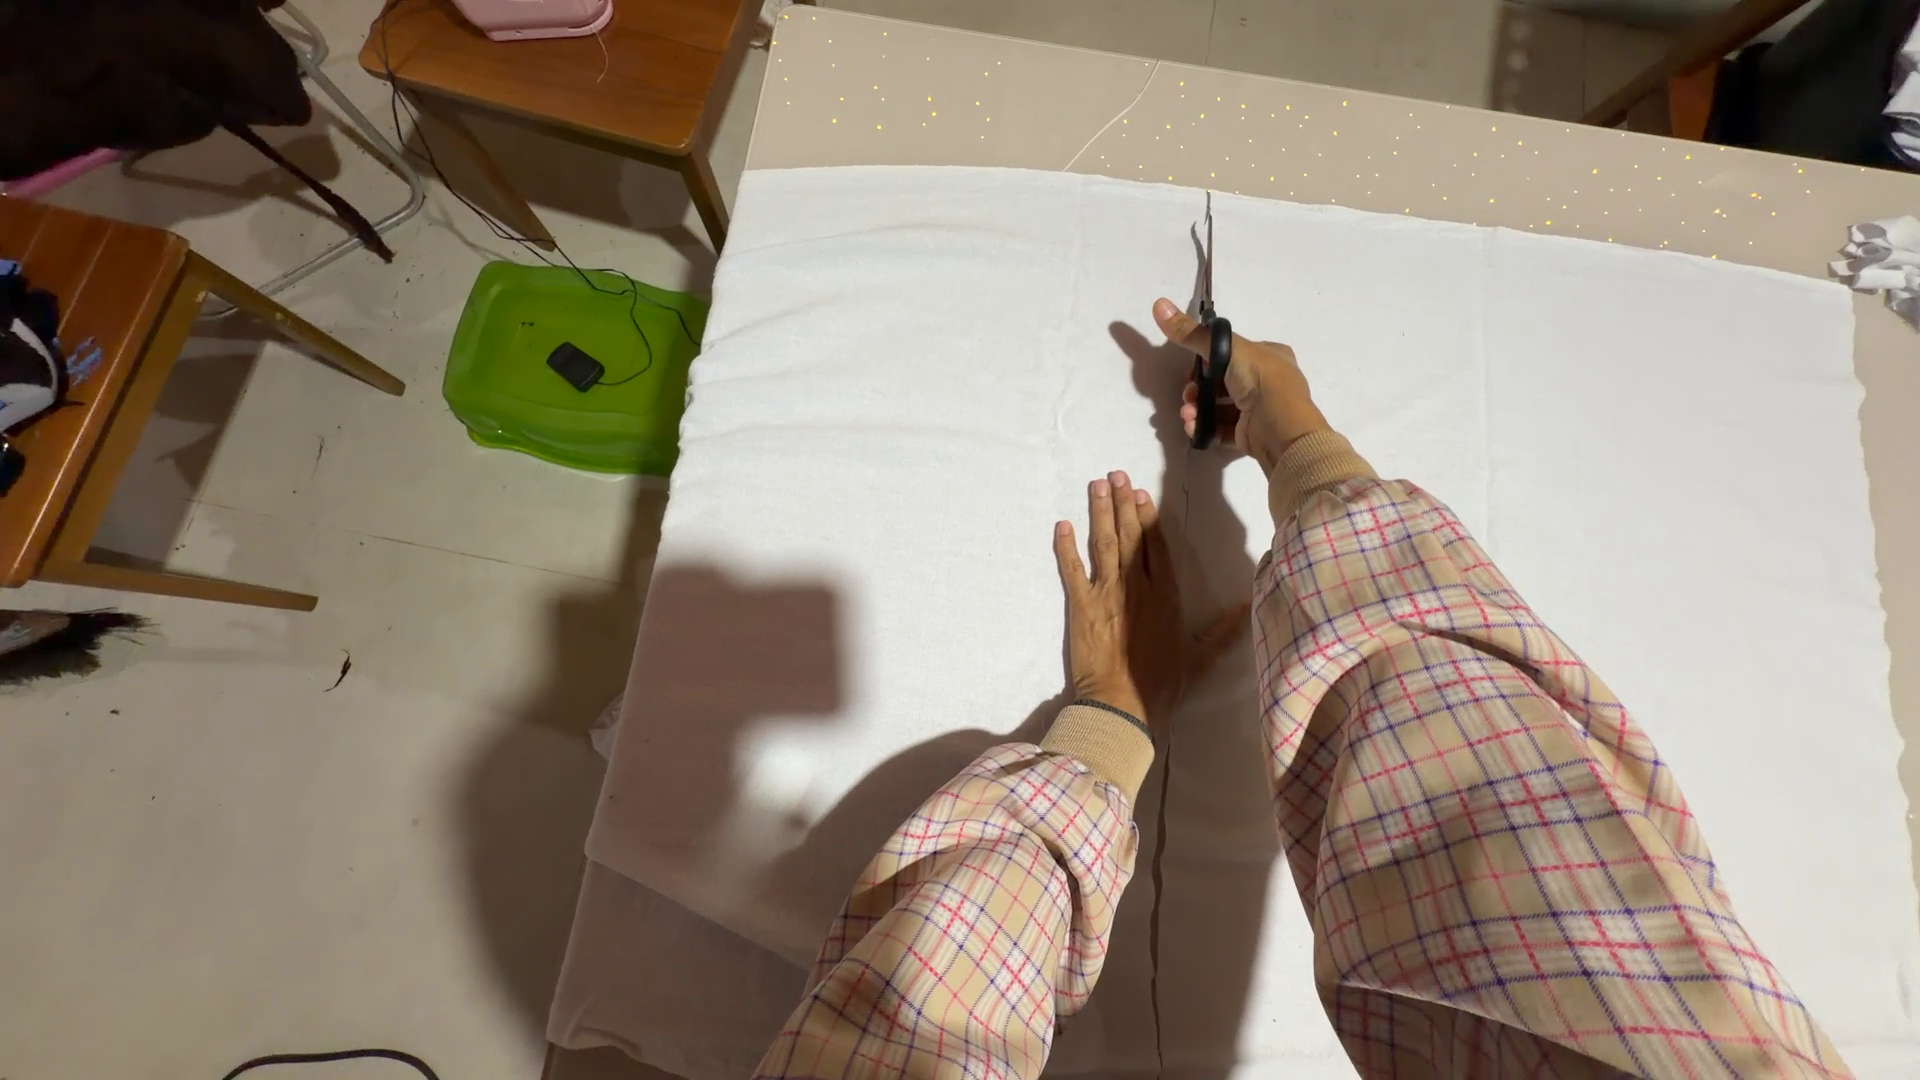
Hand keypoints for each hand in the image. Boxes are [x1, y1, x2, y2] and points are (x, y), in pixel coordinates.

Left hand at [1052, 469, 1248, 732]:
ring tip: (1096, 485)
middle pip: (1129, 536)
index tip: (1142, 493)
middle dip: (1122, 503)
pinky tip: (1061, 524)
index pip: (1156, 546)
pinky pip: (1071, 570)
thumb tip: (1250, 605)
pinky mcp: (1080, 606)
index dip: (1148, 517)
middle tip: (1116, 474)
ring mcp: (1107, 594)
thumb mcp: (1202, 657)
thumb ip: (1225, 629)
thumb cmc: (1163, 684)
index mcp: (1165, 595)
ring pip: (1103, 544)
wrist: (1124, 704)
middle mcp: (1136, 586)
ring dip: (1099, 512)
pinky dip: (1065, 547)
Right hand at [1152, 297, 1330, 476]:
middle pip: (1220, 383)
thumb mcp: (1226, 349)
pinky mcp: (1249, 433)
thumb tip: (1158, 303)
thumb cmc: (1261, 380)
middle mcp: (1265, 381)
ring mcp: (1258, 410)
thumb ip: (1192, 334)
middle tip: (1188, 397)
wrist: (1282, 428)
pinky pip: (1221, 428)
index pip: (1230, 354)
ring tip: (1188, 415)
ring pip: (1218, 407)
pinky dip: (1204, 428)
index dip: (1206, 362)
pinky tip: (1193, 428)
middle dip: (1197, 391)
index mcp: (1268, 355)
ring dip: (1197, 410)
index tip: (1190, 371)